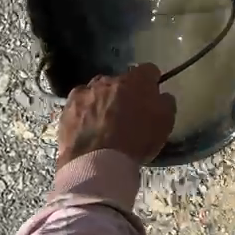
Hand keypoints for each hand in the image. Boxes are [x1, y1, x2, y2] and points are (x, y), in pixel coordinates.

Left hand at [56, 64, 176, 167]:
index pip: (148, 70)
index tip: (152, 95)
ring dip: (103, 99)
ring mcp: (87, 92)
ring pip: (98, 90)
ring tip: (104, 121)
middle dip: (125, 92)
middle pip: (121, 80)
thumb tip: (161, 96)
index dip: (151, 82)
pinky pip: (80, 102)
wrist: (97, 164)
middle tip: (127, 112)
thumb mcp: (165, 123)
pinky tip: (86, 125)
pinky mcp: (68, 107)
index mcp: (137, 80)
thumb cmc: (136, 142)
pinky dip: (84, 110)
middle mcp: (111, 79)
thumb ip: (166, 103)